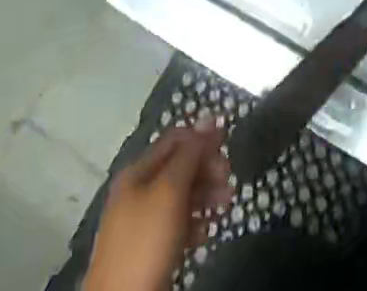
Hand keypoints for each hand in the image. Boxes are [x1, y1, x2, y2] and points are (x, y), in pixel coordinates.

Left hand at [82, 123, 234, 290]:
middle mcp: (138, 191)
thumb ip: (191, 153)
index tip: (228, 144)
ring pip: (181, 195)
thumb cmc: (146, 241)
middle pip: (180, 166)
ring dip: (206, 195)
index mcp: (138, 172)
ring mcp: (143, 221)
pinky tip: (206, 232)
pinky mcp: (150, 247)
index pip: (175, 139)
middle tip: (228, 179)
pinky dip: (195, 223)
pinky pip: (178, 224)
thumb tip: (211, 118)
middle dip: (207, 168)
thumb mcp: (170, 191)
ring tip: (227, 205)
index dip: (202, 138)